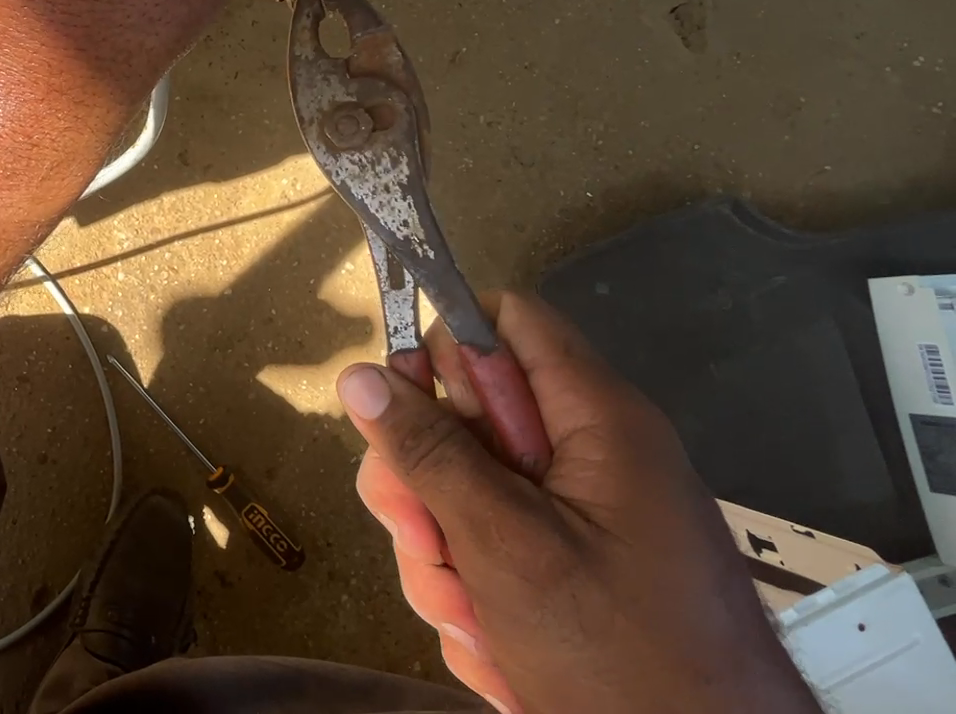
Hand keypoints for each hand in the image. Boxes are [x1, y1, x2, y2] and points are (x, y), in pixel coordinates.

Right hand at [339, 293, 820, 713]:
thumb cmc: (621, 659)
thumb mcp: (505, 545)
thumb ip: (428, 451)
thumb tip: (358, 374)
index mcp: (594, 420)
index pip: (502, 321)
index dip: (442, 346)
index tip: (400, 401)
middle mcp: (584, 452)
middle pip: (461, 413)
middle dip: (422, 479)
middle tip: (419, 535)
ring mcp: (573, 510)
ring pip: (458, 485)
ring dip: (437, 550)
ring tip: (466, 615)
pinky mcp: (563, 558)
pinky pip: (480, 539)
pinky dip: (468, 587)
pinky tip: (490, 639)